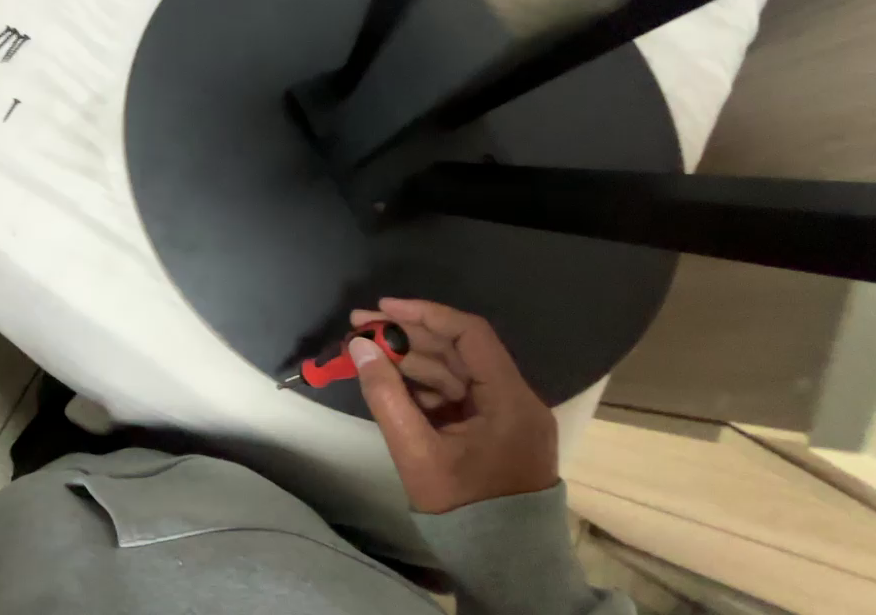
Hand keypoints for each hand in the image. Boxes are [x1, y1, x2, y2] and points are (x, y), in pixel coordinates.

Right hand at [350, 298, 557, 513]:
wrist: (504, 567)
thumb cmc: (464, 508)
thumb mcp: (417, 451)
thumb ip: (386, 394)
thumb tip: (360, 345)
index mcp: (510, 401)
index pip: (469, 334)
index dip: (424, 314)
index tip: (382, 309)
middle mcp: (515, 400)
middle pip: (458, 350)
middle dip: (408, 336)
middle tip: (360, 327)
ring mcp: (506, 416)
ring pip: (454, 370)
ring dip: (411, 359)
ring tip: (367, 353)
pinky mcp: (494, 430)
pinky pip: (456, 393)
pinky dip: (422, 384)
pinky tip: (390, 381)